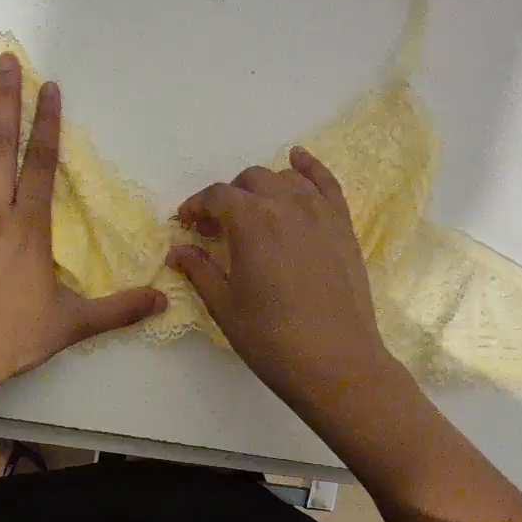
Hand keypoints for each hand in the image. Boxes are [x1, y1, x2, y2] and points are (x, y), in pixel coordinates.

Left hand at [0, 53, 164, 405]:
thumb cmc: (14, 339)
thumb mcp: (72, 325)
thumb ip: (118, 309)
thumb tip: (165, 300)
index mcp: (30, 229)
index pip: (41, 163)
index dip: (47, 123)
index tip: (49, 88)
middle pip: (2, 146)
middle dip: (7, 100)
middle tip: (7, 60)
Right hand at [168, 148, 395, 399]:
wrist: (335, 361)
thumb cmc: (270, 338)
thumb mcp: (225, 306)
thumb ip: (200, 271)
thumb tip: (178, 251)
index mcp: (252, 222)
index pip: (216, 197)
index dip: (195, 207)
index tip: (184, 225)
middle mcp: (287, 205)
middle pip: (250, 182)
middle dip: (226, 199)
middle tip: (214, 230)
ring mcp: (321, 213)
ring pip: (285, 179)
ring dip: (261, 188)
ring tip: (250, 214)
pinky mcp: (343, 226)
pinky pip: (326, 182)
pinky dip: (309, 167)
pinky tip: (297, 160)